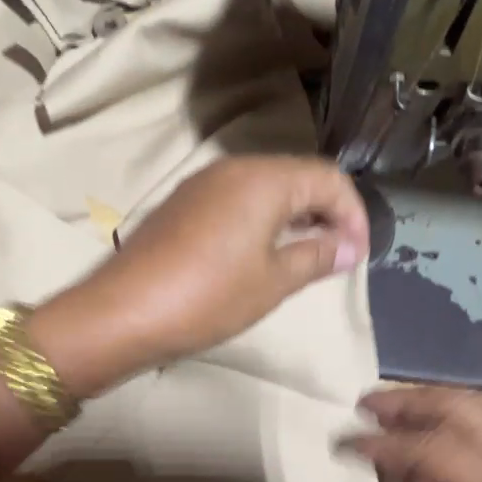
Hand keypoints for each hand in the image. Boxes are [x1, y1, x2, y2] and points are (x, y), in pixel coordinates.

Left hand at [28, 157, 366, 394]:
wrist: (123, 313)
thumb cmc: (208, 297)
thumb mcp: (273, 282)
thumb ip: (316, 256)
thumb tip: (348, 246)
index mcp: (263, 179)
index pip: (328, 178)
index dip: (353, 214)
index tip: (358, 255)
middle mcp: (233, 168)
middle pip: (296, 176)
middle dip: (325, 212)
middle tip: (337, 256)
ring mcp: (201, 184)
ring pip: (265, 188)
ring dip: (292, 216)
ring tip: (303, 258)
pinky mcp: (181, 205)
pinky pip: (236, 200)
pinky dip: (260, 221)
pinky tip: (260, 255)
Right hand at [343, 387, 481, 481]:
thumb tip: (395, 469)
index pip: (433, 446)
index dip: (384, 442)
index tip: (344, 441)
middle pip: (461, 405)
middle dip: (409, 401)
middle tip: (363, 405)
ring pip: (481, 405)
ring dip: (433, 401)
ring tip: (390, 409)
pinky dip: (458, 415)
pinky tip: (431, 427)